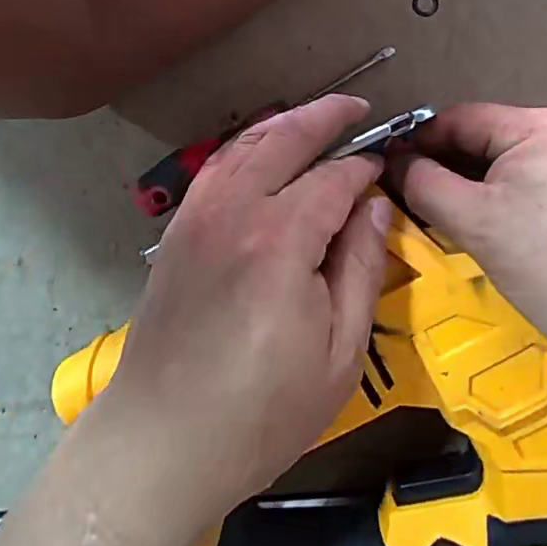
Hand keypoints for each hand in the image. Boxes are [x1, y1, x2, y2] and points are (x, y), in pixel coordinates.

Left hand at [94, 94, 392, 521]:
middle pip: (284, 138)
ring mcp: (198, 214)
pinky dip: (246, 146)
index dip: (363, 166)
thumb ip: (361, 267)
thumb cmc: (262, 410)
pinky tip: (263, 153)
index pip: (332, 178)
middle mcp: (235, 210)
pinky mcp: (178, 229)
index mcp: (280, 239)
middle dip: (325, 114)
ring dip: (284, 123)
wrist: (164, 437)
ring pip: (245, 143)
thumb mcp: (339, 351)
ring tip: (316, 119)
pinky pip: (217, 167)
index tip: (382, 166)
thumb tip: (374, 204)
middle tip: (357, 108)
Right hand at [388, 104, 546, 392]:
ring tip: (458, 218)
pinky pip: (545, 177)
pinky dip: (514, 195)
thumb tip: (393, 162)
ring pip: (515, 160)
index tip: (389, 172)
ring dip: (480, 183)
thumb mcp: (476, 226)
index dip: (419, 143)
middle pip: (489, 137)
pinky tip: (505, 227)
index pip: (459, 118)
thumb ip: (423, 184)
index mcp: (544, 124)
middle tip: (418, 201)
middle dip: (450, 166)